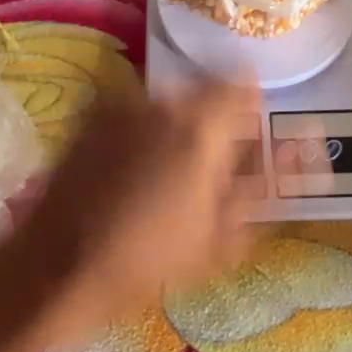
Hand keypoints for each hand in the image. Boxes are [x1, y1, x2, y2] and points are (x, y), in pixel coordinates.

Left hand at [19, 76, 259, 333]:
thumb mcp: (222, 237)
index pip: (246, 86)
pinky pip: (132, 109)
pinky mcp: (90, 114)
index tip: (250, 142)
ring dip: (176, 123)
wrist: (60, 265)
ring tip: (167, 170)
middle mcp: (164, 99)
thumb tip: (291, 155)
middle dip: (214, 119)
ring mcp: (121, 102)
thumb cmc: (149, 260)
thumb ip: (261, 187)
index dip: (252, 112)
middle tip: (210, 165)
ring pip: (168, 100)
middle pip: (206, 90)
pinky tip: (132, 167)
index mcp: (204, 124)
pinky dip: (142, 127)